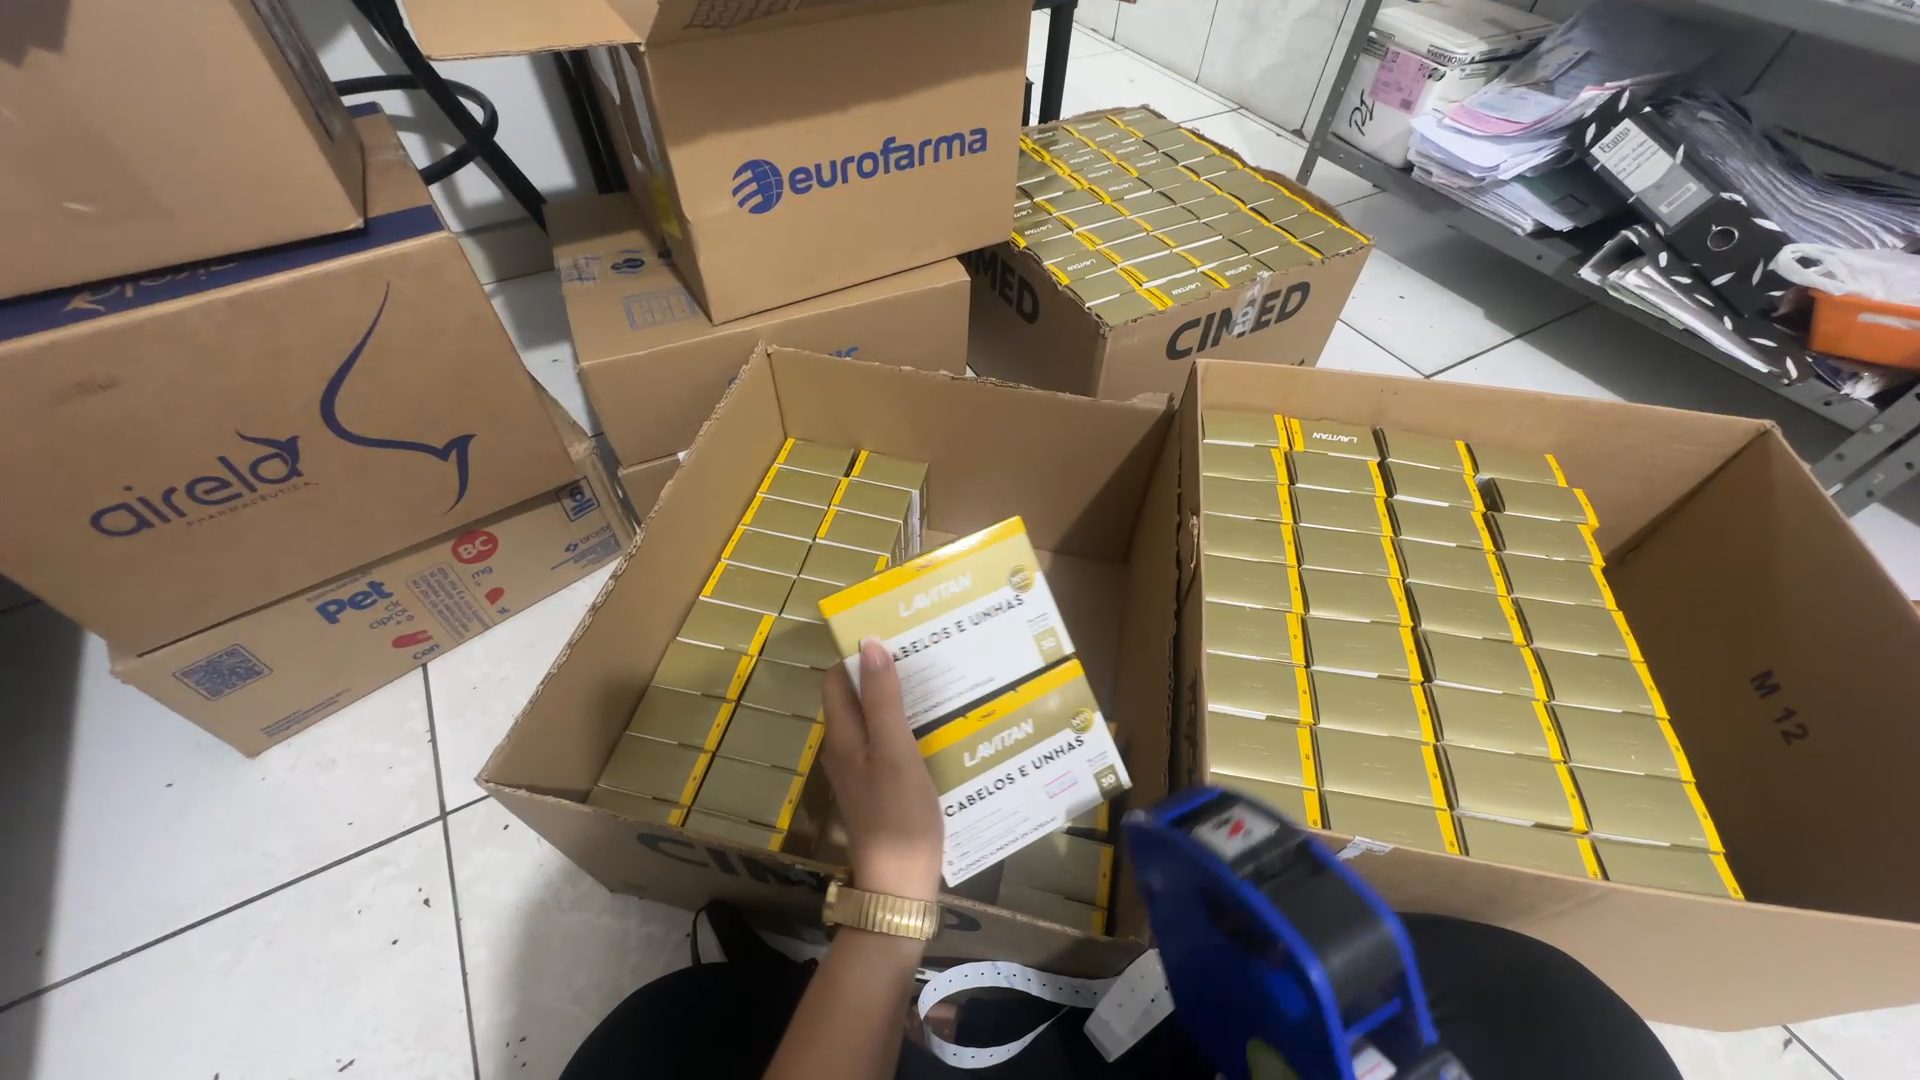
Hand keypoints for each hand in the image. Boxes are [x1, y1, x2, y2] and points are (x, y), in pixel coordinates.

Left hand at [820, 638, 943, 902]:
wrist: (899, 885)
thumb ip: (883, 698)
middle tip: (925, 658)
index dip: (859, 656)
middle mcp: (846, 749)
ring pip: (876, 722)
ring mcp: (863, 771)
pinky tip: (938, 730)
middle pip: (857, 698)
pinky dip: (909, 730)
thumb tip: (870, 644)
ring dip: (900, 702)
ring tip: (938, 687)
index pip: (836, 680)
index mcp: (843, 735)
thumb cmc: (898, 814)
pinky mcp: (881, 789)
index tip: (895, 638)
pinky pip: (890, 746)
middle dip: (885, 675)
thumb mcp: (894, 750)